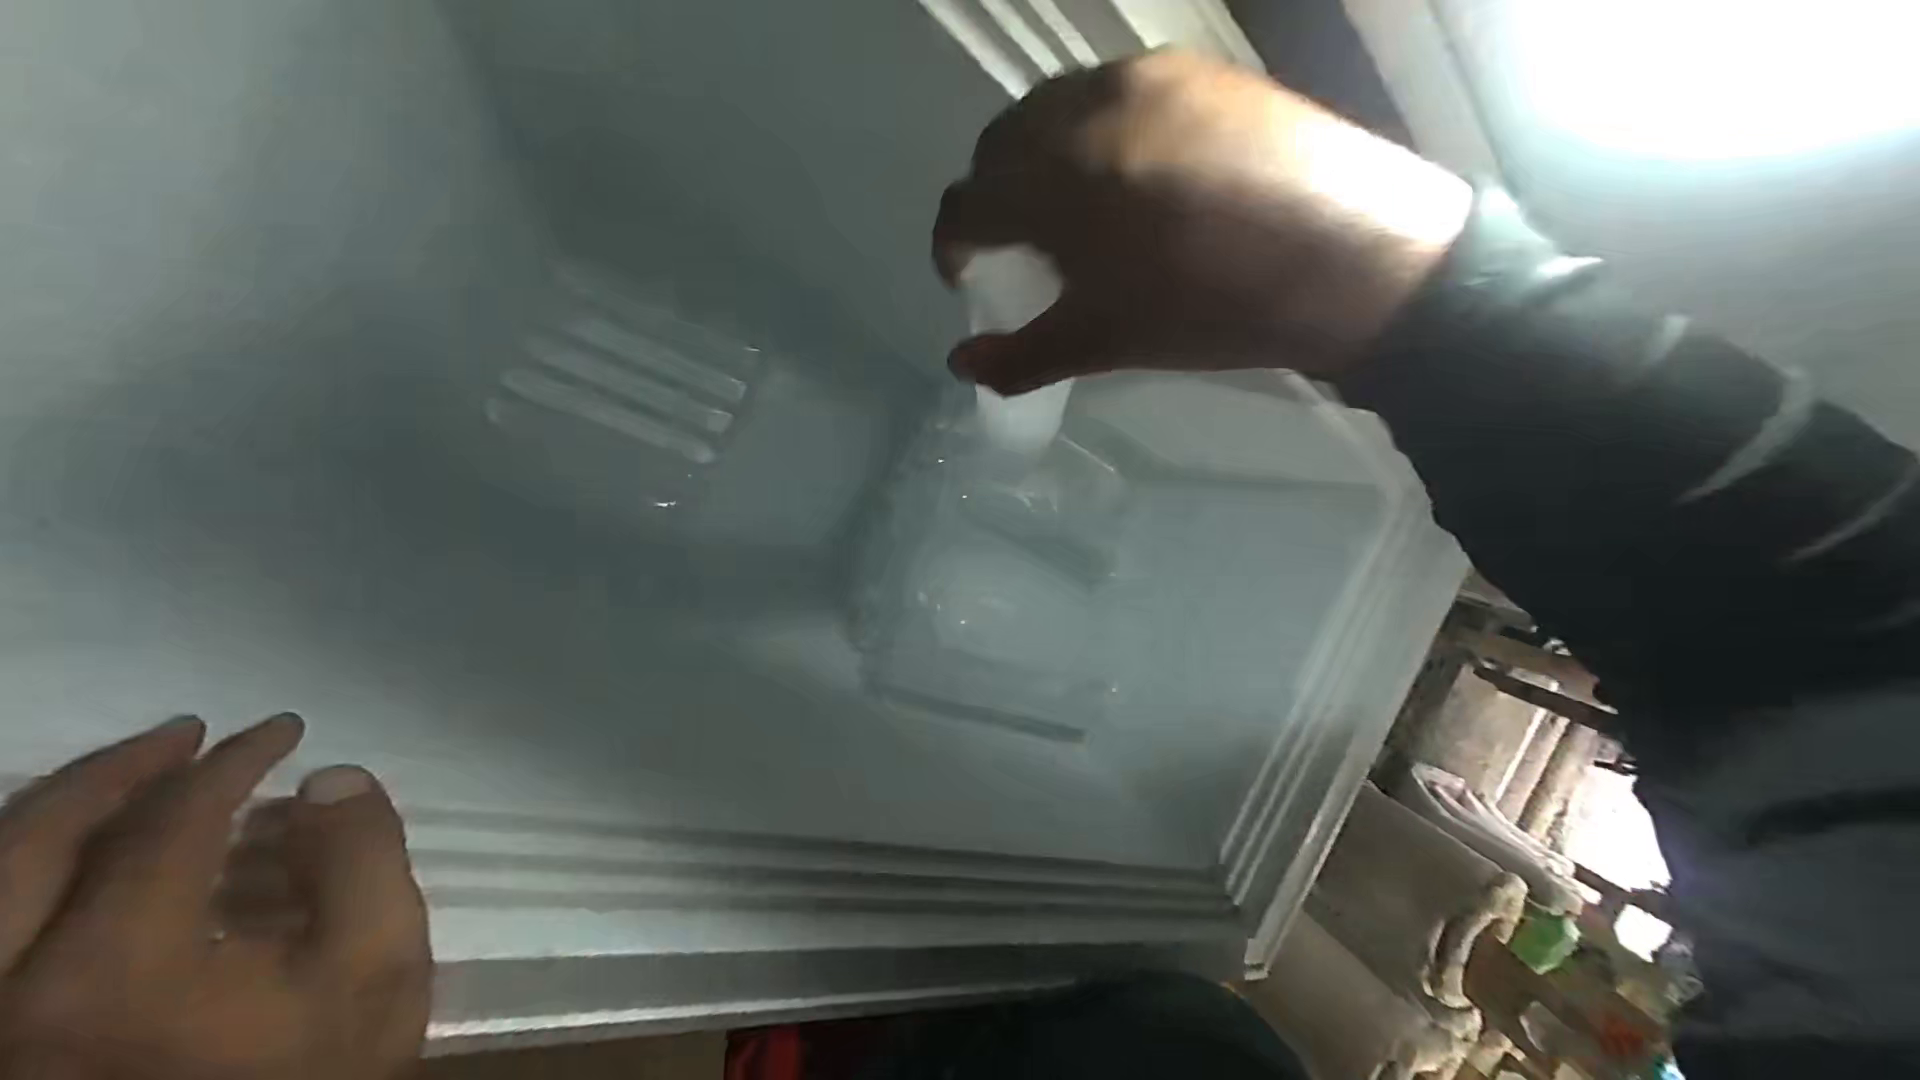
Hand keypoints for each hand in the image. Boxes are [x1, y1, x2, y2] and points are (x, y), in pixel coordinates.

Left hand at [0, 715, 429, 1079]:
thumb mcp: (377, 960)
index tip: (284, 731)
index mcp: (112, 975)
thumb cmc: (315, 1067)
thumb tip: (331, 779)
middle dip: (117, 773)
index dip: (231, 765)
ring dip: (49, 814)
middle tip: (190, 734)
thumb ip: (365, 859)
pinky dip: (18, 873)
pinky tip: (68, 854)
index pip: (166, 828)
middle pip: (25, 848)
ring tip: (130, 777)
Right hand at [932, 49, 1470, 394]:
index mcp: (1050, 183)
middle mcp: (1081, 111)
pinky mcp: (1192, 69)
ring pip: (1052, 111)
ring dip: (1038, 160)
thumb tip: (961, 364)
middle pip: (998, 147)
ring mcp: (1140, 78)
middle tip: (1020, 246)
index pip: (964, 204)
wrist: (1348, 259)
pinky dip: (1092, 134)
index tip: (970, 277)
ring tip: (1073, 208)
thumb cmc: (1205, 310)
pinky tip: (1131, 177)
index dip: (952, 247)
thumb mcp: (1101, 344)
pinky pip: (1110, 93)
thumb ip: (1018, 356)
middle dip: (992, 199)